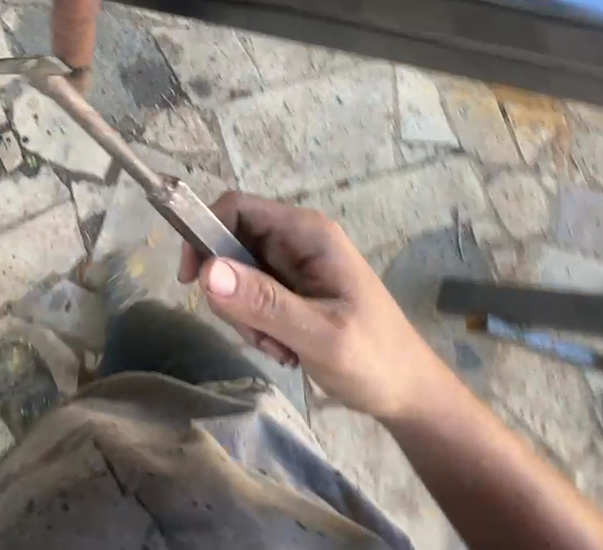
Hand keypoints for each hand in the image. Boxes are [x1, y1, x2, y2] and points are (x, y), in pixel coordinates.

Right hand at [179, 191, 446, 421]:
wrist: (409, 395)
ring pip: (235, 273)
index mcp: (307, 232)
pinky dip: (254, 324)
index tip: (193, 280)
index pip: (237, 207)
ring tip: (280, 346)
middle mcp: (296, 239)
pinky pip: (248, 295)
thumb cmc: (375, 360)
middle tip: (256, 333)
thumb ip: (265, 303)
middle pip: (230, 243)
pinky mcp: (289, 287)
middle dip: (231, 291)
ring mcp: (292, 263)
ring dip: (244, 314)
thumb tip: (208, 272)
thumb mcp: (320, 336)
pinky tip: (284, 348)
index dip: (205, 232)